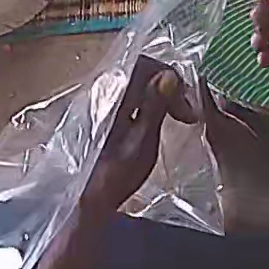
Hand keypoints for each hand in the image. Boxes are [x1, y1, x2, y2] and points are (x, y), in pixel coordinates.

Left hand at [80, 55, 199, 219]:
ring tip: (176, 118)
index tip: (187, 107)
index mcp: (113, 95)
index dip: (172, 79)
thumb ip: (153, 106)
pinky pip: (128, 98)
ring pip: (135, 85)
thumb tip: (169, 75)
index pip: (145, 65)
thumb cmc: (114, 177)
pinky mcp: (98, 118)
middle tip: (186, 114)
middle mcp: (102, 92)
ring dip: (160, 97)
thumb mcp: (141, 142)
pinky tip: (155, 124)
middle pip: (141, 73)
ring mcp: (98, 104)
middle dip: (169, 87)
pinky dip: (147, 105)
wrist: (82, 203)